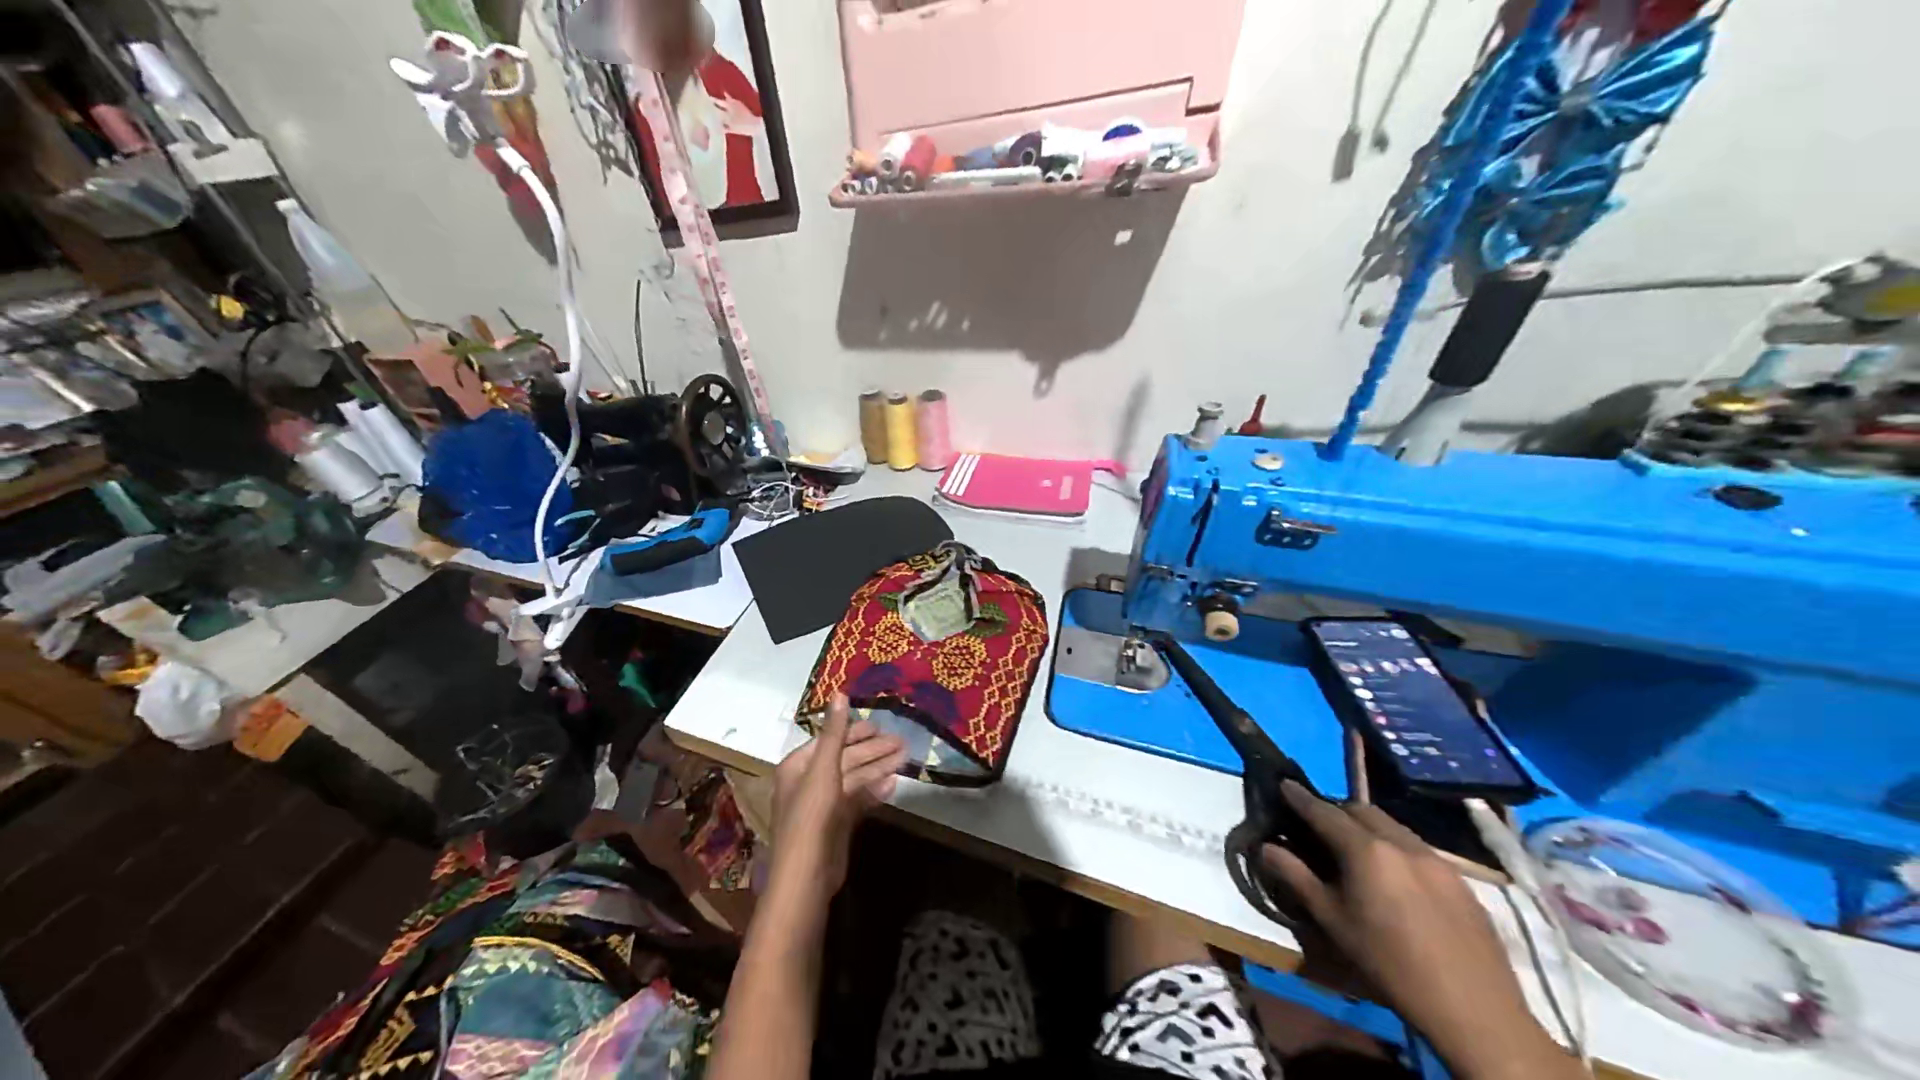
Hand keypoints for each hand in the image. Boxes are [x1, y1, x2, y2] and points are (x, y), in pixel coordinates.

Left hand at [771, 694, 906, 897]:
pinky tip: (894, 785)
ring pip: (854, 778)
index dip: (855, 731)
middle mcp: (808, 781)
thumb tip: (839, 692)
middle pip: (845, 758)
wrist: (807, 874)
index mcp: (798, 765)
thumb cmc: (811, 816)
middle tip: (903, 742)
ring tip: (905, 758)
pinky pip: (858, 800)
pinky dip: (875, 791)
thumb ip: (834, 733)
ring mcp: (824, 805)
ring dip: (879, 768)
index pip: (830, 740)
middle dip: (873, 750)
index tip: (882, 725)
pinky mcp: (837, 824)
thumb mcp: (823, 768)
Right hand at [1262, 782, 1580, 1079]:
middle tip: (1320, 825)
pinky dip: (1397, 849)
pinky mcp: (1462, 881)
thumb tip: (1266, 847)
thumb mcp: (1332, 922)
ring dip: (1369, 828)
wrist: (1473, 1009)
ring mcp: (1438, 860)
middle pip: (1363, 810)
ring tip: (1357, 851)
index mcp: (1366, 850)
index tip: (1284, 784)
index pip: (1324, 812)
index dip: (1301, 798)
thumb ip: (1297, 878)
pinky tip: (1397, 880)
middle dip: (1337, 810)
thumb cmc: (1389, 963)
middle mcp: (1402, 843)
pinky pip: (1419, 849)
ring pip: (1394, 826)